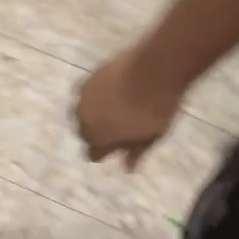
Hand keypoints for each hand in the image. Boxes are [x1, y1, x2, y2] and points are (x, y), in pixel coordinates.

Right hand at [73, 48, 183, 167]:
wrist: (154, 70)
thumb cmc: (155, 109)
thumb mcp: (150, 136)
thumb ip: (135, 153)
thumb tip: (127, 168)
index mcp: (98, 140)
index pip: (93, 154)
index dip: (105, 151)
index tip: (117, 145)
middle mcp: (84, 122)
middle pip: (85, 133)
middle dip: (97, 131)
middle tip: (117, 124)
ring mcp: (83, 100)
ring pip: (84, 112)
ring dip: (94, 112)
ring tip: (113, 105)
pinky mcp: (87, 80)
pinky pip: (87, 94)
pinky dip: (96, 95)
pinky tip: (111, 90)